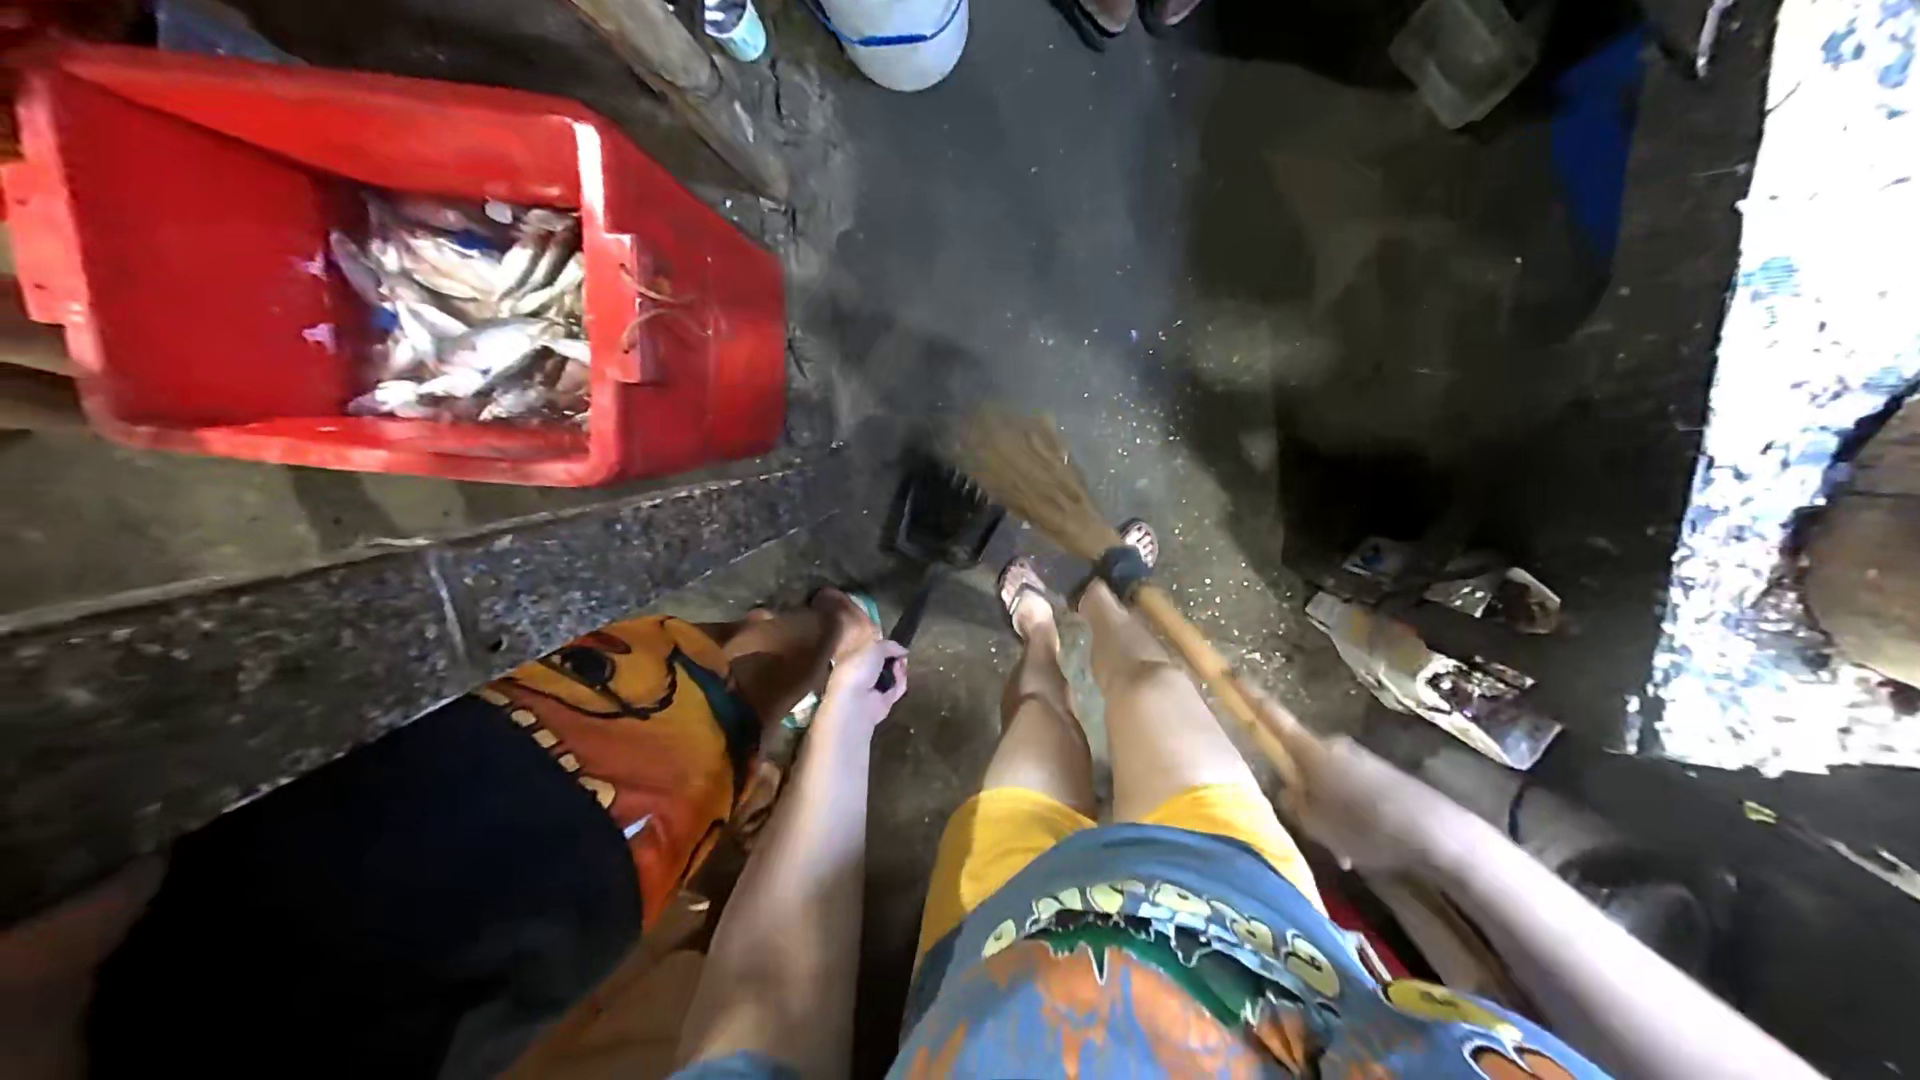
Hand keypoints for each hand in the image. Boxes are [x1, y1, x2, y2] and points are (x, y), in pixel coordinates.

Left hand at [816, 639, 909, 737]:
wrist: (855, 701)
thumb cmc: (858, 668)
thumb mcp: (874, 647)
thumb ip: (889, 645)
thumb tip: (902, 650)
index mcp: (851, 659)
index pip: (866, 650)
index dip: (880, 645)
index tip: (892, 642)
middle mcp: (860, 673)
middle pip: (881, 663)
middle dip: (893, 656)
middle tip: (901, 653)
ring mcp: (872, 689)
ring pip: (890, 676)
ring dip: (899, 668)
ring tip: (902, 662)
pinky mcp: (884, 701)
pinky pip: (896, 688)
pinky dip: (900, 680)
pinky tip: (900, 673)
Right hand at [1249, 686, 1482, 874]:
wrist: (1439, 834)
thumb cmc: (1365, 826)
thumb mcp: (1315, 823)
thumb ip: (1292, 802)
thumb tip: (1289, 790)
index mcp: (1309, 750)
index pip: (1271, 716)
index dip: (1249, 695)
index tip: (1230, 671)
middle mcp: (1333, 745)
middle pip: (1302, 759)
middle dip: (1302, 788)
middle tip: (1309, 826)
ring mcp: (1361, 758)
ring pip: (1330, 781)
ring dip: (1330, 810)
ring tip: (1344, 849)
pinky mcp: (1386, 775)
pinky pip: (1354, 792)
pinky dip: (1353, 816)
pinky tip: (1366, 848)